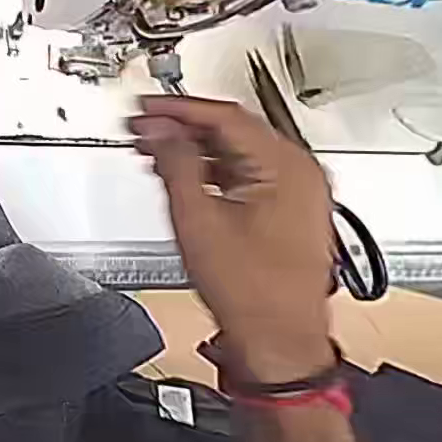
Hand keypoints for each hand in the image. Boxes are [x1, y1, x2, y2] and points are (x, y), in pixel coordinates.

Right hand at [130, 95, 337, 383]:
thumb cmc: (249, 288)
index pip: (225, 118)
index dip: (178, 109)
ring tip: (151, 145)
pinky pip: (242, 171)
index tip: (145, 107)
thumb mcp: (196, 216)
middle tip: (142, 123)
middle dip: (181, 125)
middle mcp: (299, 173)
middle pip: (232, 130)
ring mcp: (296, 191)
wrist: (275, 335)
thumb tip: (159, 130)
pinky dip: (207, 165)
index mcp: (286, 168)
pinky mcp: (285, 207)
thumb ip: (174, 163)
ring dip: (191, 145)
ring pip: (235, 150)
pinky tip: (178, 171)